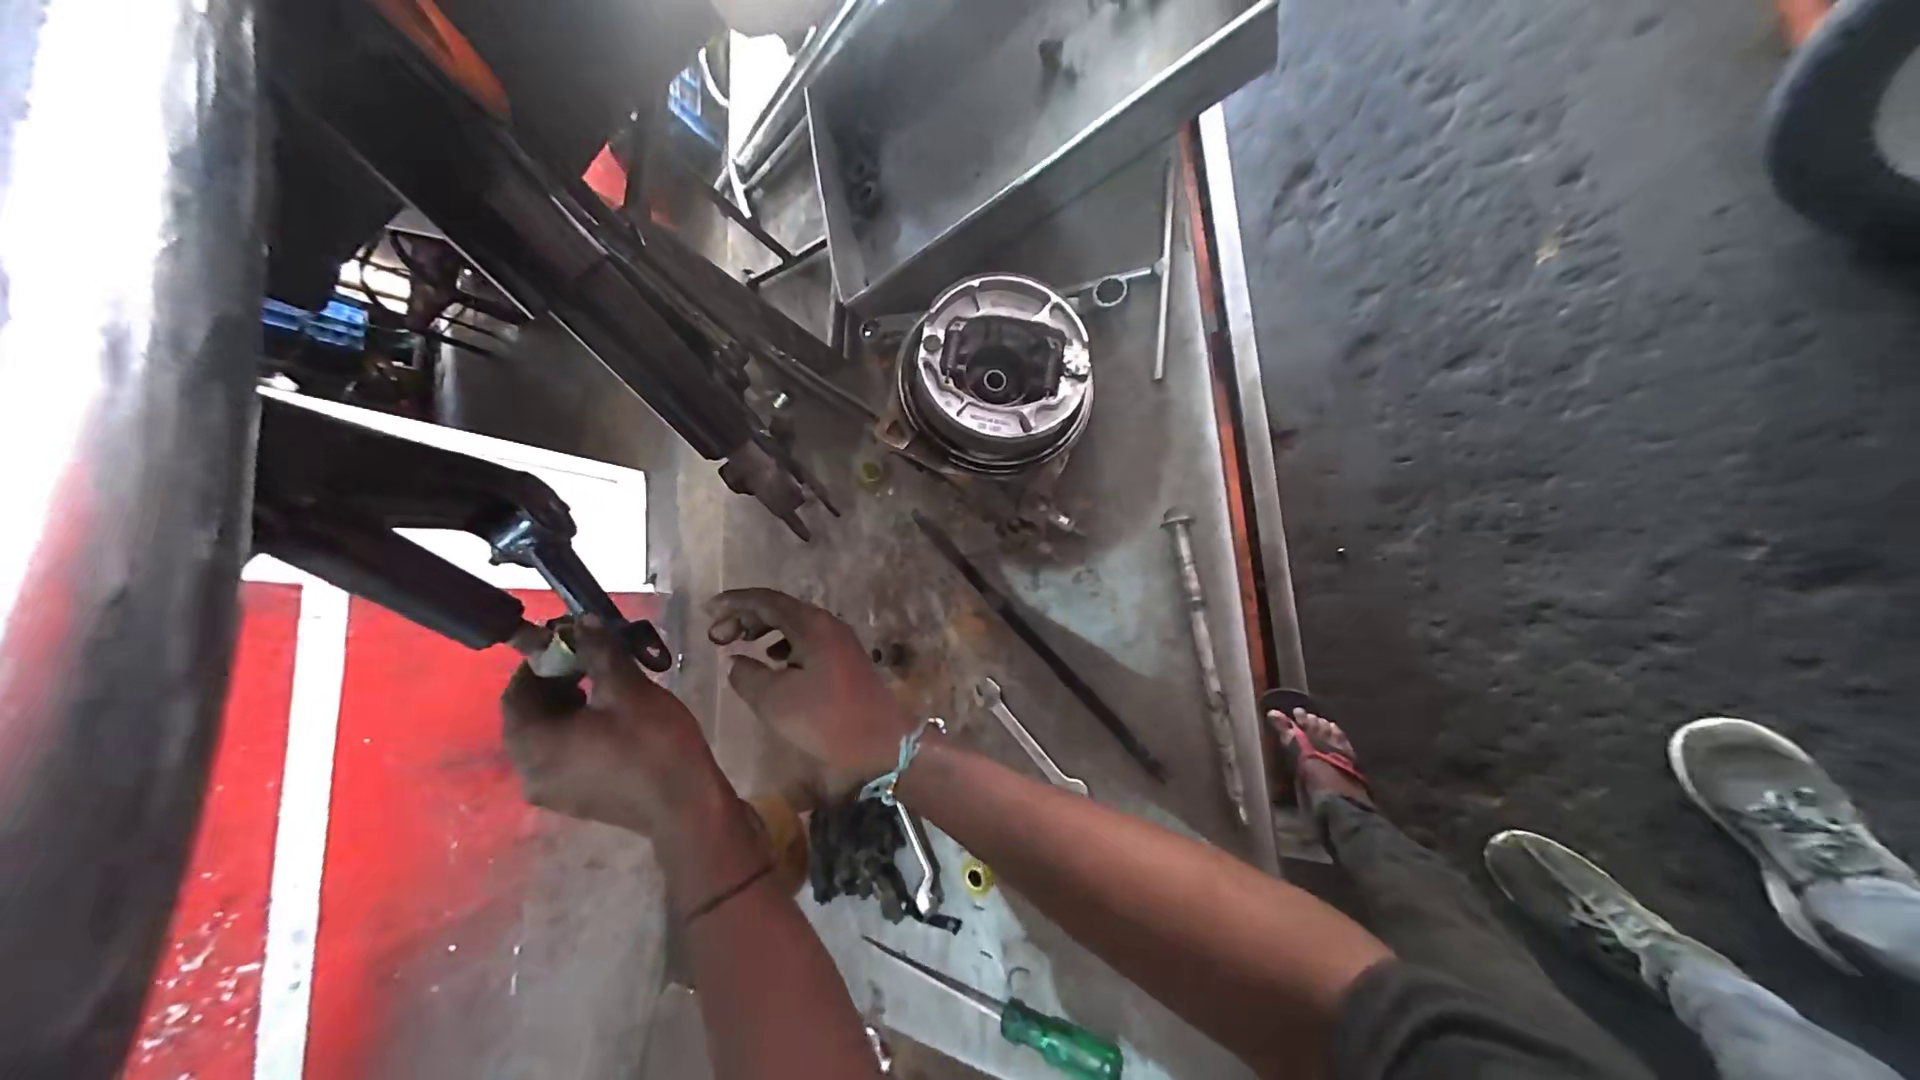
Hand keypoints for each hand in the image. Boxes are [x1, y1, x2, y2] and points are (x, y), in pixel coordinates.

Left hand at [502, 618, 734, 839]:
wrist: (685, 805)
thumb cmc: (652, 743)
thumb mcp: (628, 689)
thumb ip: (600, 652)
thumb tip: (583, 622)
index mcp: (532, 743)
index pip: (516, 693)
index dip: (541, 661)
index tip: (574, 641)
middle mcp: (529, 771)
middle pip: (531, 715)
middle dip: (560, 681)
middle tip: (596, 660)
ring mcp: (553, 790)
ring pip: (550, 736)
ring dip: (572, 705)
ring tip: (611, 685)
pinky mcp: (576, 799)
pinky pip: (566, 754)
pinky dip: (581, 730)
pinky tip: (616, 719)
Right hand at [706, 589, 913, 778]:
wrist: (882, 742)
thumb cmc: (826, 720)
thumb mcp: (775, 700)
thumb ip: (746, 675)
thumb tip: (735, 660)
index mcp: (812, 625)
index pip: (766, 601)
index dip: (734, 603)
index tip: (707, 611)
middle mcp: (828, 624)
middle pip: (780, 609)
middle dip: (745, 618)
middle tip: (717, 637)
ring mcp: (839, 641)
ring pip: (793, 625)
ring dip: (764, 631)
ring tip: (739, 645)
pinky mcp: (844, 659)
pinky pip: (805, 640)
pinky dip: (782, 645)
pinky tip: (770, 661)